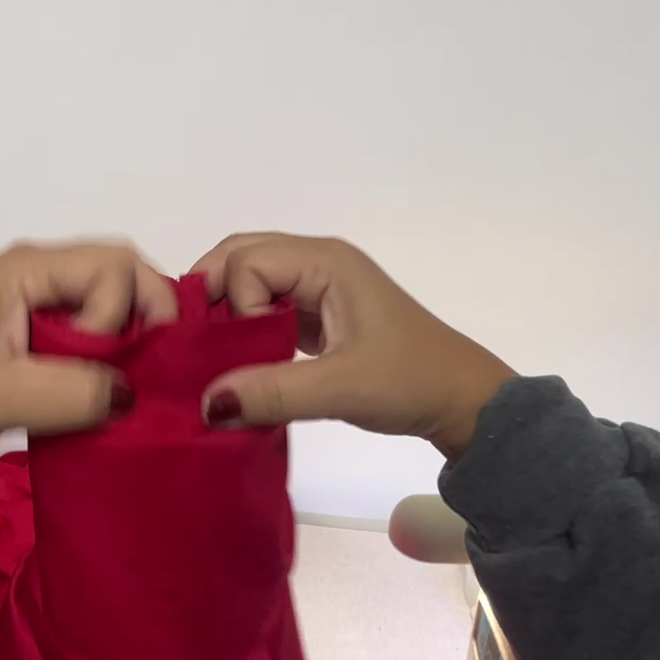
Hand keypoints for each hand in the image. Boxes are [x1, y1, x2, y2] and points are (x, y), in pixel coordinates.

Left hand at [0, 242, 178, 486]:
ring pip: (110, 300)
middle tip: (146, 367)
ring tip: (126, 382)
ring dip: (127, 337)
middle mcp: (41, 272)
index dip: (122, 313)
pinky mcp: (35, 328)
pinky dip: (109, 353)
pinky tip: (106, 389)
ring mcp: (38, 298)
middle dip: (144, 315)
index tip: (99, 365)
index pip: (114, 265)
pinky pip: (92, 327)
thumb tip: (133, 394)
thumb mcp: (0, 394)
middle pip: (120, 272)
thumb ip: (72, 393)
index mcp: (30, 267)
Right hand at [191, 233, 516, 457]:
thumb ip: (272, 393)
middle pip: (241, 254)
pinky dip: (243, 321)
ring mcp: (316, 282)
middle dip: (213, 292)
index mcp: (325, 261)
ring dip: (226, 307)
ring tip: (211, 349)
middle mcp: (316, 260)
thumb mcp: (340, 389)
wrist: (462, 401)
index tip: (247, 350)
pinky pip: (265, 299)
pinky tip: (235, 354)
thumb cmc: (409, 382)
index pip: (248, 262)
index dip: (236, 304)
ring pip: (249, 275)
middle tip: (198, 340)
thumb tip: (204, 404)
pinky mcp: (316, 308)